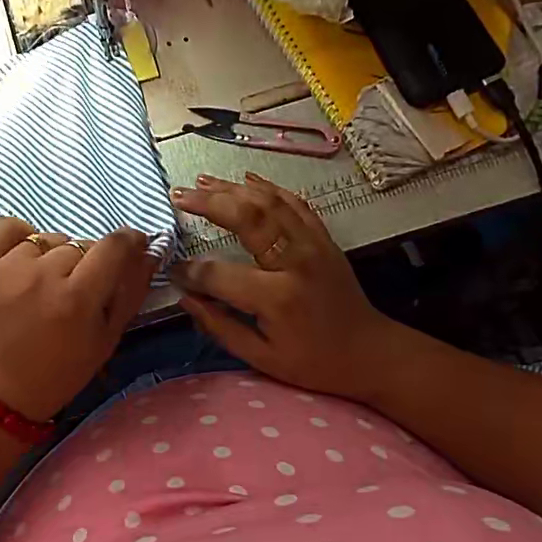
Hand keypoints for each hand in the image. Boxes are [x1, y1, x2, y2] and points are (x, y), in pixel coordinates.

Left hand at [0, 219, 156, 419]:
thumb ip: (131, 290)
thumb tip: (147, 252)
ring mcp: (5, 270)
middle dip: (89, 262)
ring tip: (48, 282)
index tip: (132, 246)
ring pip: (49, 239)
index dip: (129, 241)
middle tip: (81, 287)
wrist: (3, 390)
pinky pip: (8, 229)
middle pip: (81, 244)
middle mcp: (40, 277)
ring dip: (56, 254)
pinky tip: (26, 259)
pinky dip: (21, 237)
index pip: (114, 245)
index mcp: (77, 299)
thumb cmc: (65, 369)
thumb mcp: (109, 336)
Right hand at [171, 173, 408, 401]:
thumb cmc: (313, 362)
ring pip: (270, 202)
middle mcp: (296, 261)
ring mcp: (313, 244)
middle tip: (179, 196)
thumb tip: (185, 297)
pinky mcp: (324, 238)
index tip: (173, 270)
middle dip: (209, 203)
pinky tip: (247, 179)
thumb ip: (220, 326)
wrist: (369, 352)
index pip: (220, 274)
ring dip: (233, 188)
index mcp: (277, 297)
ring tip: (202, 182)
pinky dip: (270, 188)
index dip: (191, 272)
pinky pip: (295, 203)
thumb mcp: (261, 358)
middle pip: (248, 217)